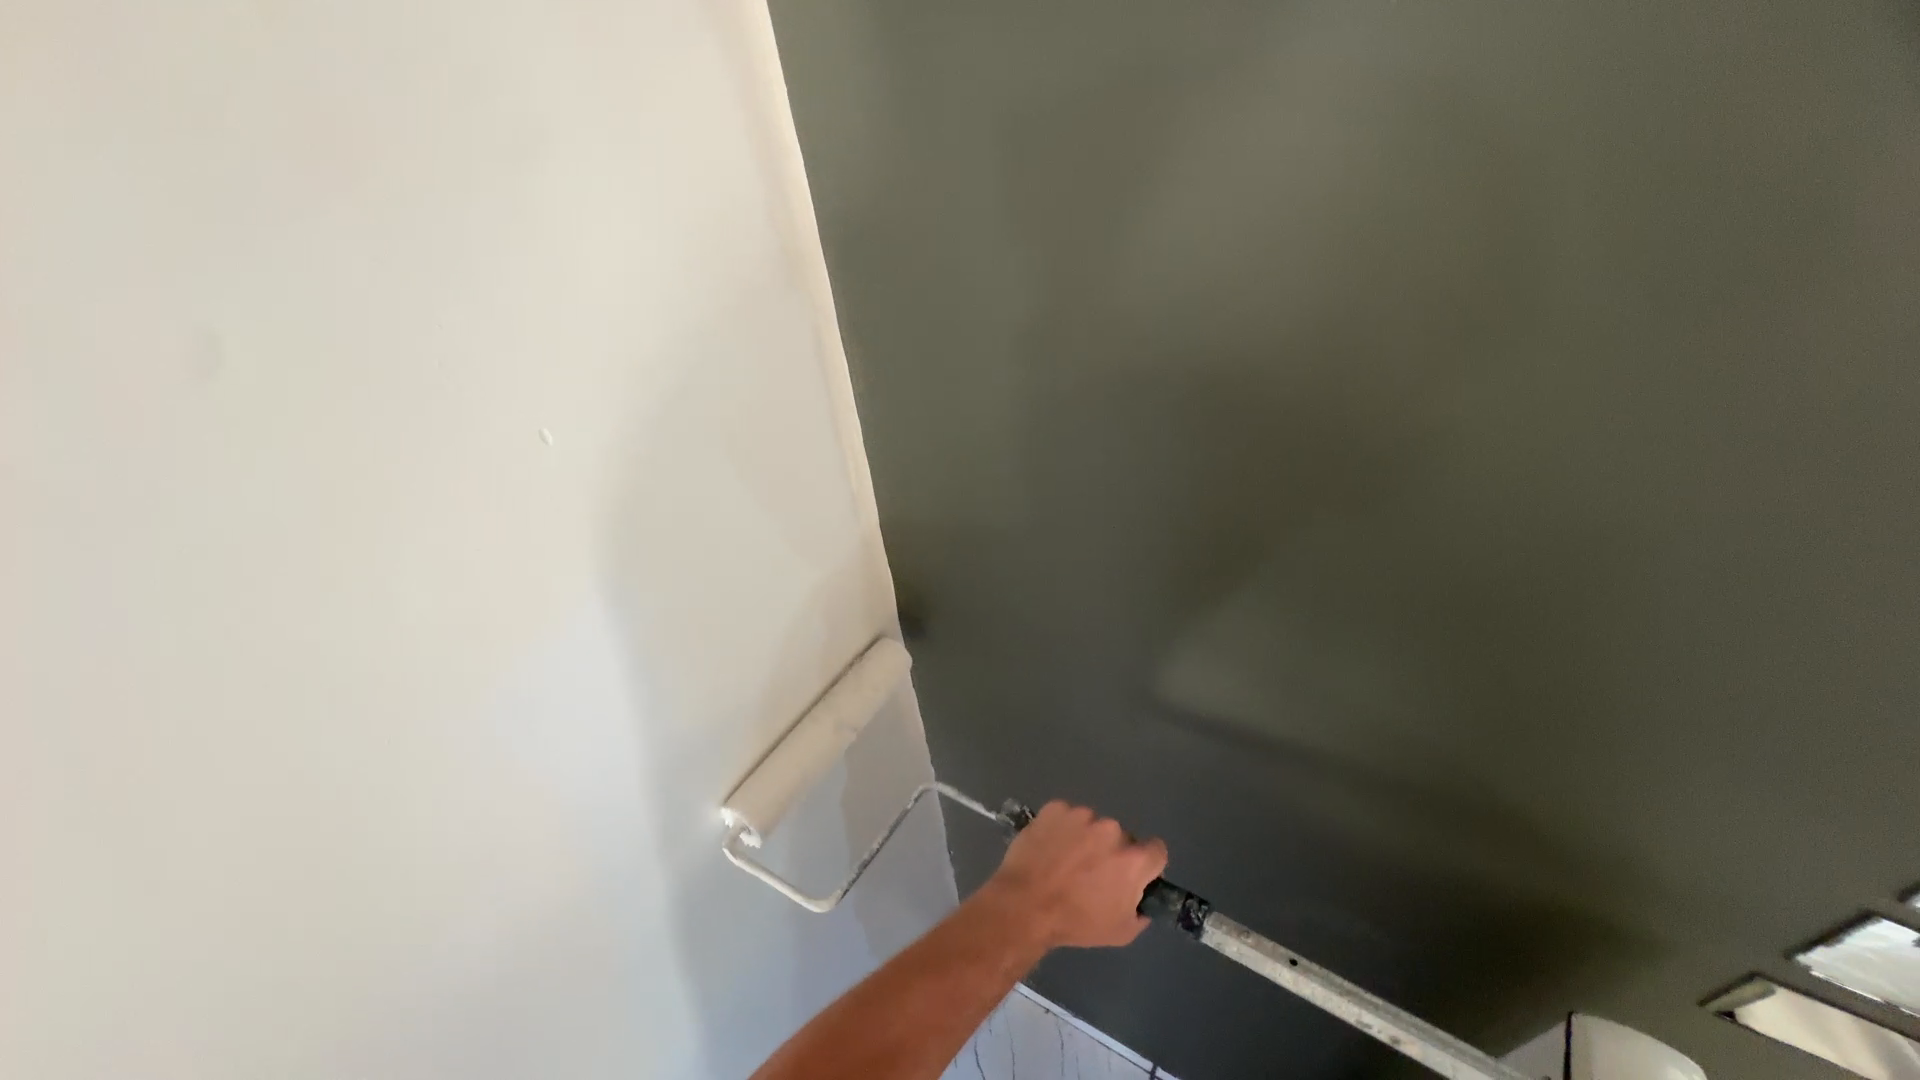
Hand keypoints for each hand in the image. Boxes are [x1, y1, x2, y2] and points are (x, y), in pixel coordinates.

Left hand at [979, 800, 1168, 948]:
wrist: (1025, 905)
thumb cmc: (1075, 922)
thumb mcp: (1120, 932)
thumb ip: (1140, 913)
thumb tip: (1140, 901)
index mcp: (1133, 859)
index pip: (1156, 851)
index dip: (1146, 864)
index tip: (1130, 875)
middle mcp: (1112, 830)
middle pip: (1121, 837)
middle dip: (1110, 852)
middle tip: (1090, 872)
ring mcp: (1082, 815)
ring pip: (1092, 824)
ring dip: (1084, 838)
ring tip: (1063, 860)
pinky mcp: (1055, 808)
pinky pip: (1065, 816)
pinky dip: (1060, 828)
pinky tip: (1048, 847)